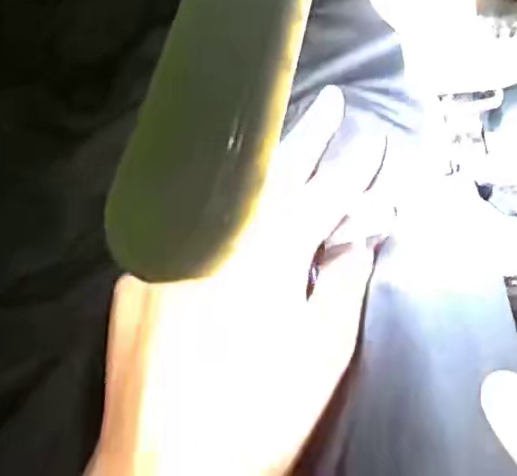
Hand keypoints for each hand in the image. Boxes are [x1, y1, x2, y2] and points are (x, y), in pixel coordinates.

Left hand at [88, 87, 387, 475]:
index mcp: (271, 249)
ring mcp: (173, 252)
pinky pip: (185, 226)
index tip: (377, 141)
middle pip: (277, 170)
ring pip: (229, 189)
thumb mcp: (323, 352)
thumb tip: (364, 230)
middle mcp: (220, 236)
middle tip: (332, 101)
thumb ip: (346, 278)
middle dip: (310, 132)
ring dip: (264, 162)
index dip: (357, 166)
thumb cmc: (257, 416)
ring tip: (286, 139)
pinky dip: (212, 209)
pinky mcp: (139, 277)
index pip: (327, 192)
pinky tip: (221, 210)